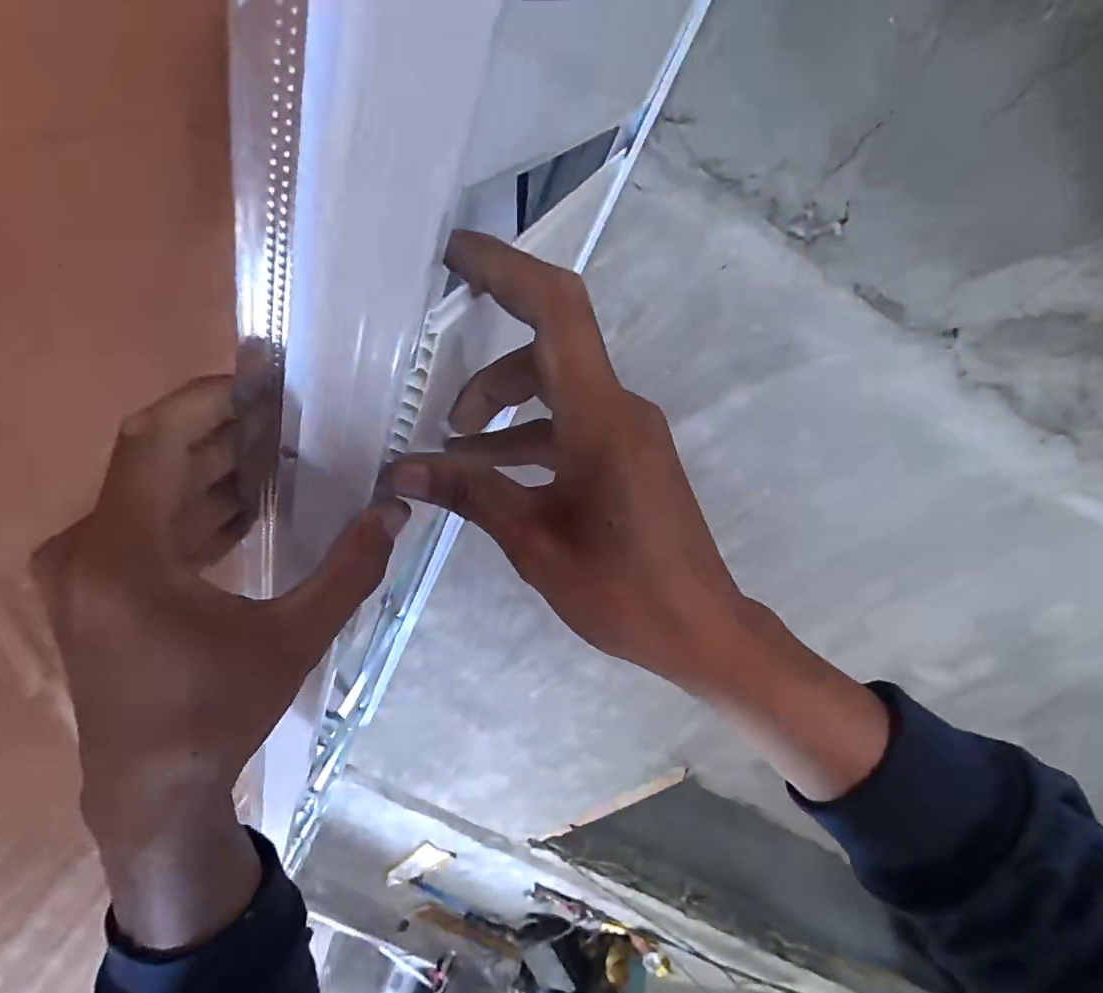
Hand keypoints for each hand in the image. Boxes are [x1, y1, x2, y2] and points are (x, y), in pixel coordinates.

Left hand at [34, 357, 407, 946]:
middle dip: (221, 431)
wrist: (152, 791)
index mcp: (123, 554)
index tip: (261, 381)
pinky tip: (248, 509)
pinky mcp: (94, 591)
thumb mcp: (295, 638)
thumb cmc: (218, 713)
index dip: (208, 400)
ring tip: (279, 455)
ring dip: (212, 471)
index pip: (155, 439)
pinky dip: (196, 510)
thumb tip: (396, 510)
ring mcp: (82, 572)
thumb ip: (349, 569)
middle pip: (152, 458)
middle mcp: (86, 550)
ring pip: (149, 492)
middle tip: (284, 414)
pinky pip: (145, 527)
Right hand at [391, 232, 743, 686]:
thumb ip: (472, 496)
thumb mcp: (535, 544)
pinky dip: (532, 439)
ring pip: (559, 393)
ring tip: (457, 455)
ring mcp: (631, 433)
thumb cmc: (623, 592)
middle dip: (489, 376)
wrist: (700, 628)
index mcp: (601, 420)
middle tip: (443, 417)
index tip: (453, 254)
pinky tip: (496, 476)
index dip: (505, 270)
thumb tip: (402, 471)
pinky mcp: (632, 457)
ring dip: (507, 411)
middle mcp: (621, 411)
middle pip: (548, 351)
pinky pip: (575, 427)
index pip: (556, 312)